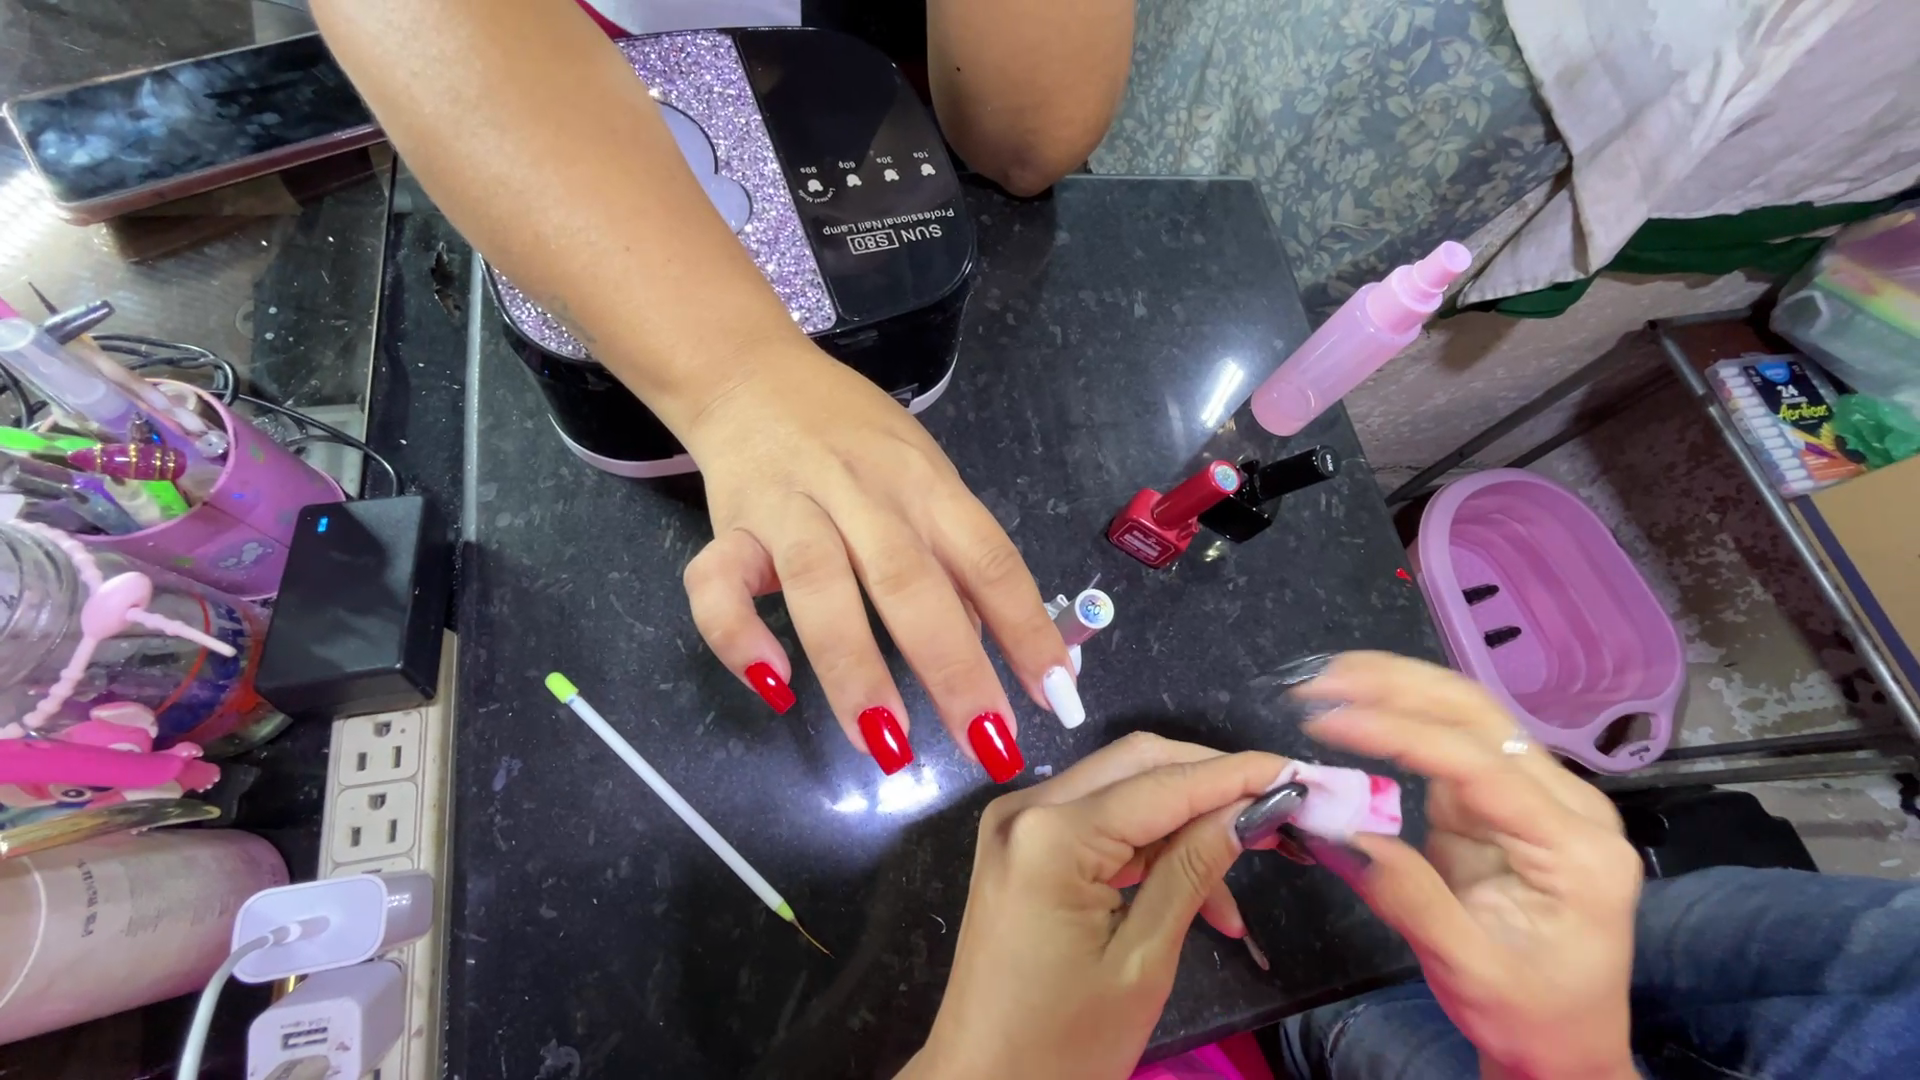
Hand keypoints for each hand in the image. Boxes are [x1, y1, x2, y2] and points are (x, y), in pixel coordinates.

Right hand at [679, 343, 1074, 781]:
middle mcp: (864, 493)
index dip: (1025, 628)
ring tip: (888, 745)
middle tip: (986, 747)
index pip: (988, 558)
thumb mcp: (923, 472)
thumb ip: (953, 551)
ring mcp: (791, 506)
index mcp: (925, 483)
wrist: (752, 372)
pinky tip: (773, 686)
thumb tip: (992, 641)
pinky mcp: (728, 524)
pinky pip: (718, 584)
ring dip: (857, 670)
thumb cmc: (855, 432)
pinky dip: (739, 636)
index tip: (1056, 697)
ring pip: (822, 587)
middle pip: (911, 582)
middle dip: (953, 669)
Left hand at [902, 732, 1291, 1079]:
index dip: (1234, 774)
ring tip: (1240, 875)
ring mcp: (1017, 821)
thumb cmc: (1064, 1044)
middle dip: (1209, 782)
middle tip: (1274, 812)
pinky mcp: (1020, 842)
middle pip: (1136, 764)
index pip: (1161, 783)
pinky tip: (1195, 891)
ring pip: (1119, 788)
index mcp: (1052, 833)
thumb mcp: (1142, 961)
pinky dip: (1146, 844)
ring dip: (1182, 820)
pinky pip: (1096, 821)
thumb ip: (1191, 871)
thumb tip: (1247, 810)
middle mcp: (1028, 805)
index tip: (1295, 770)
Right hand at [1295, 653, 1642, 1079]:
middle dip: (1397, 686)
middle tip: (1321, 682)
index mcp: (1575, 848)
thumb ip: (1407, 895)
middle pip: (1480, 717)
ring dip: (1395, 684)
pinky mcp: (1494, 796)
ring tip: (1329, 677)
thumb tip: (1335, 828)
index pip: (1479, 765)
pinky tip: (1355, 698)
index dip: (1398, 735)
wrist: (1563, 1039)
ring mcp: (1531, 794)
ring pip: (1465, 712)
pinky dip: (1397, 709)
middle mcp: (1563, 804)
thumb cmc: (1528, 1011)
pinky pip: (1446, 736)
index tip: (1326, 722)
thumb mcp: (1469, 968)